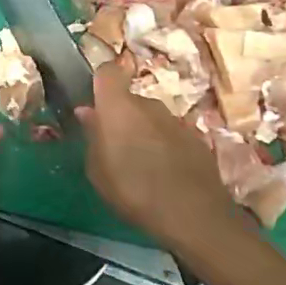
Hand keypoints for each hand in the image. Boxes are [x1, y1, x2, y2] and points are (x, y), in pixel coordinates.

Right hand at [76, 62, 239, 249]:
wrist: (193, 212)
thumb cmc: (133, 191)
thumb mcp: (98, 171)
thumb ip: (92, 136)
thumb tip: (88, 112)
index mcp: (119, 107)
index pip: (107, 72)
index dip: (101, 80)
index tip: (96, 100)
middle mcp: (149, 104)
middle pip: (130, 100)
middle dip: (122, 117)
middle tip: (116, 148)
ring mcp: (176, 119)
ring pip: (152, 118)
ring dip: (145, 133)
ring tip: (142, 166)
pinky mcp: (197, 137)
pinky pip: (171, 134)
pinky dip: (166, 146)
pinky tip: (166, 173)